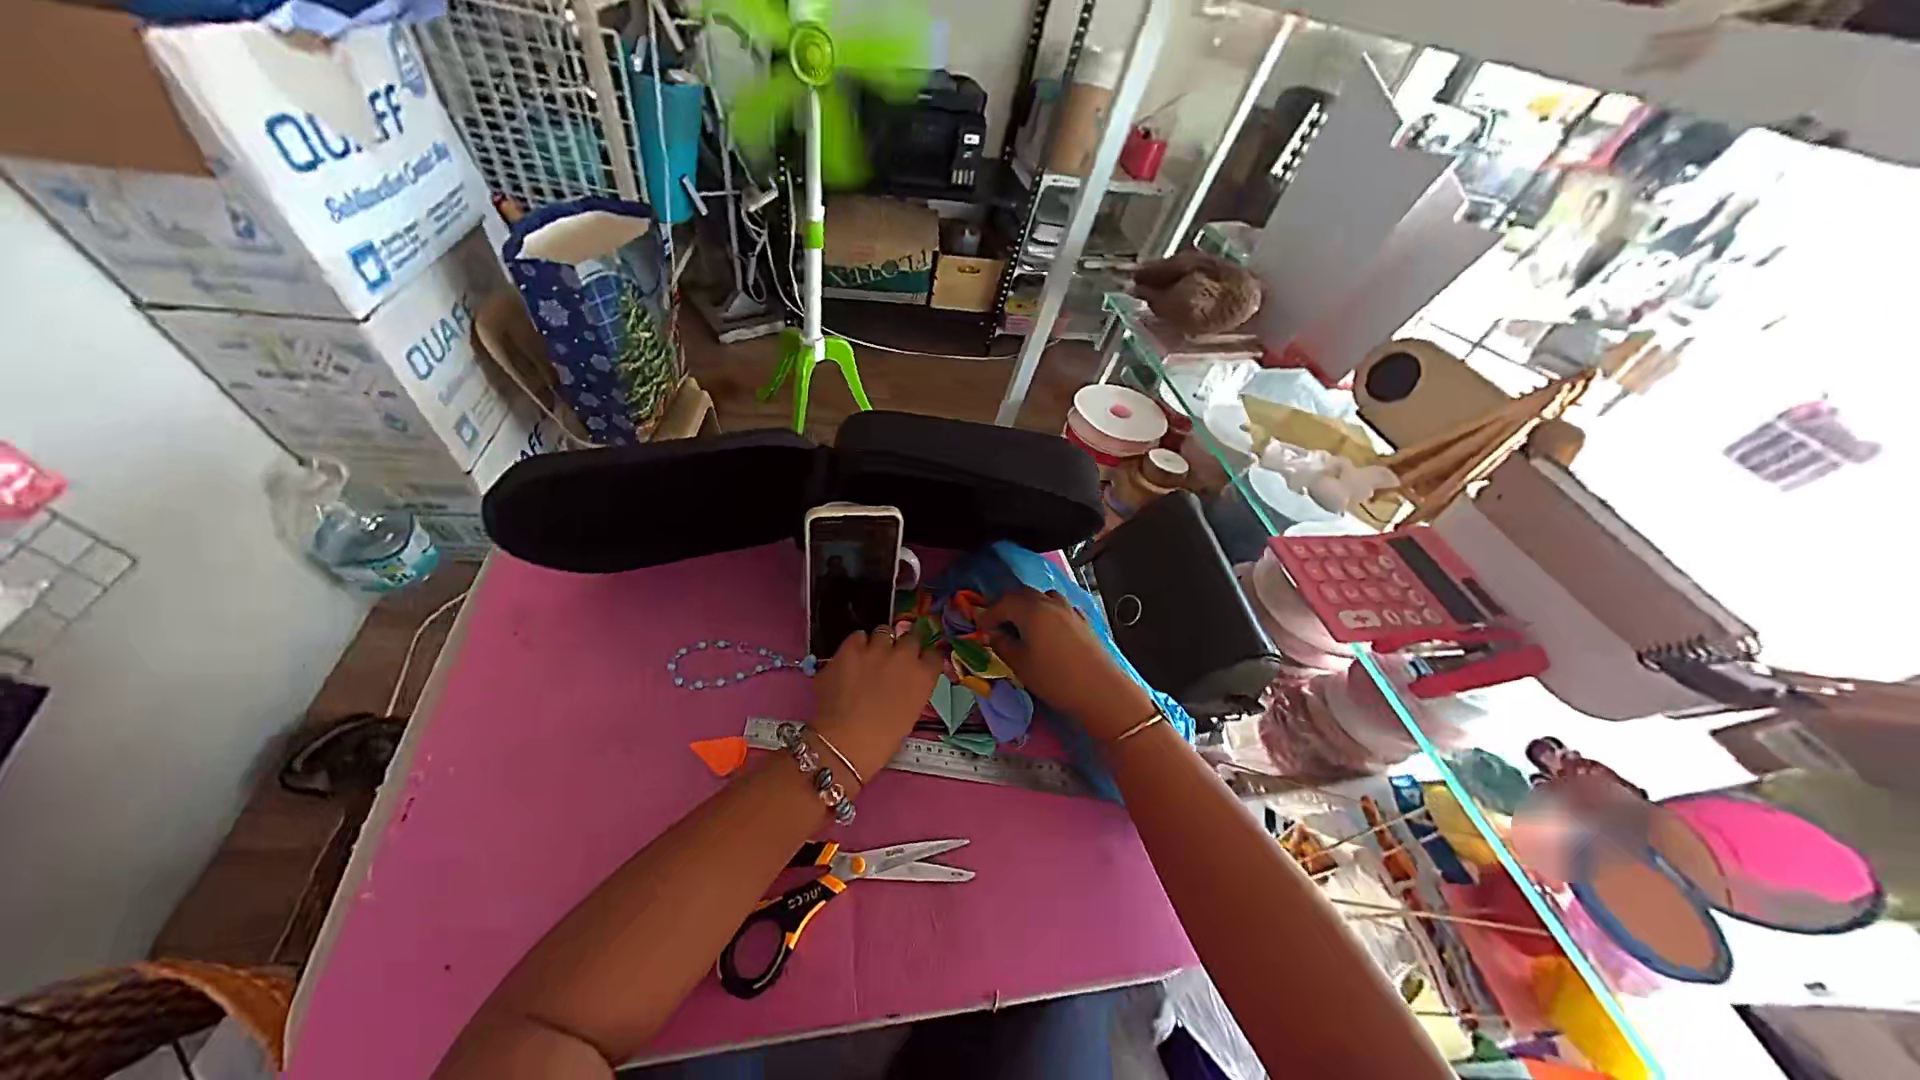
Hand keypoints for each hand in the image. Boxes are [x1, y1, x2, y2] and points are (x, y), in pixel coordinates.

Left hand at [810, 626, 943, 785]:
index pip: (934, 654)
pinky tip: (852, 657)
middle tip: (894, 660)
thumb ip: (912, 691)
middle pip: (910, 638)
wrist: (844, 743)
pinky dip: (857, 644)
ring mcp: (876, 649)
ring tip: (872, 655)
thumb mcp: (909, 715)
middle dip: (904, 647)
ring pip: (884, 631)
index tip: (919, 663)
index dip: (925, 658)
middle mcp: (904, 656)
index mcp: (923, 677)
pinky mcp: (849, 649)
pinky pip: (857, 636)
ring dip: (881, 642)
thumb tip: (904, 684)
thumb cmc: (881, 741)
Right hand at [981, 587, 1153, 738]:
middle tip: (996, 625)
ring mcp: (1069, 609)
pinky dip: (1045, 613)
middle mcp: (1051, 602)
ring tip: (1020, 627)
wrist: (1101, 690)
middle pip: (1022, 594)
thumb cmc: (1055, 678)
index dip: (988, 615)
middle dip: (1006, 607)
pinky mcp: (1082, 620)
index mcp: (1032, 609)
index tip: (980, 629)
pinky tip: (1045, 632)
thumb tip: (993, 635)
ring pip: (1042, 598)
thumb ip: (1002, 645)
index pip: (1003, 602)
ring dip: (1027, 607)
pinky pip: (1058, 608)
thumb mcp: (1020, 664)